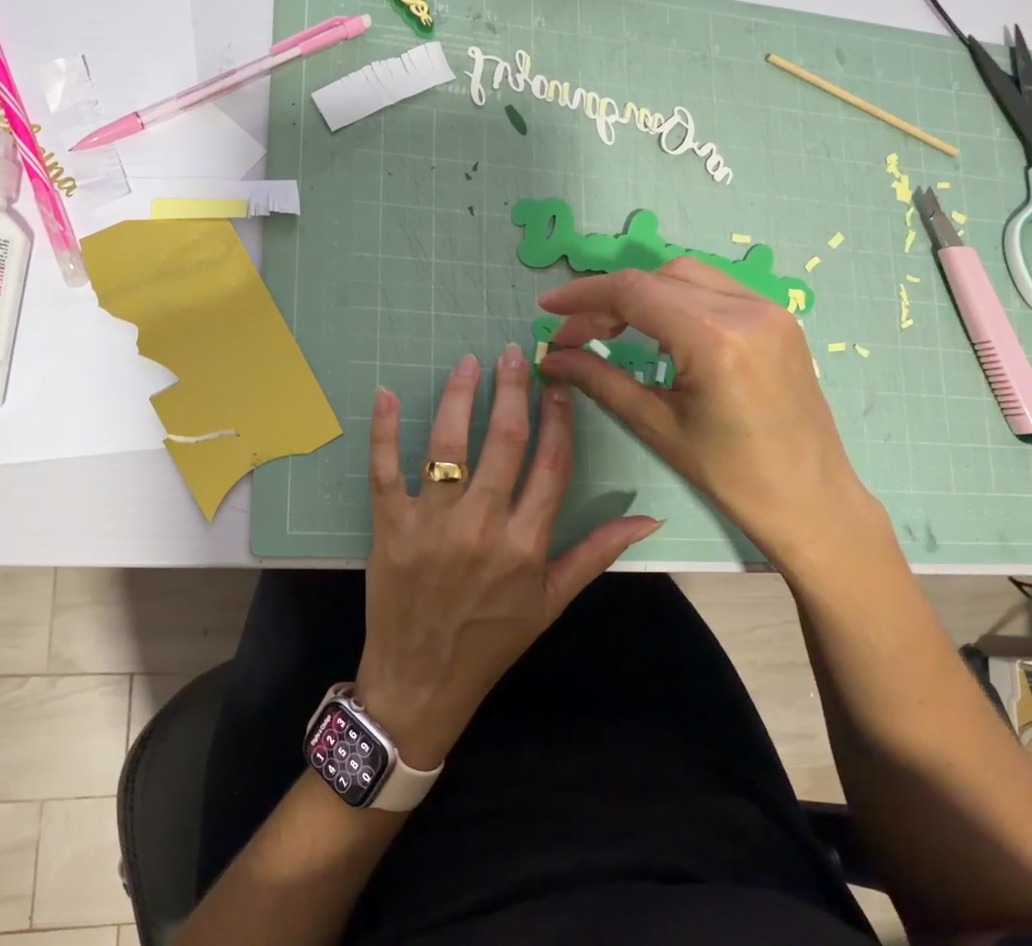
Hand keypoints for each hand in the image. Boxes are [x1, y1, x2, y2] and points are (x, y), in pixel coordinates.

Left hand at [357, 344, 660, 769]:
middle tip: (515, 352)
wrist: (423, 679)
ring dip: (459, 397)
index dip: (559, 418)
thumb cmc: (492, 642)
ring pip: (448, 446)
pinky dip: (383, 431)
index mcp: (527, 543)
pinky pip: (384, 470)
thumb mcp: (551, 603)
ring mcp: (432, 524)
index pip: (552, 464)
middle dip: (513, 390)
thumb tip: (647, 518)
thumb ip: (595, 555)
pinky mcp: (389, 527)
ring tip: (469, 362)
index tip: (559, 383)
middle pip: (504, 442)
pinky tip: (387, 394)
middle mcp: (483, 525)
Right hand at [535, 258, 877, 562]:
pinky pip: (716, 289)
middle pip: (658, 276)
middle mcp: (746, 309)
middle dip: (609, 298)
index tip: (548, 310)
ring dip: (643, 293)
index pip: (634, 292)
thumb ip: (601, 381)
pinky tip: (657, 329)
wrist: (808, 496)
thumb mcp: (657, 425)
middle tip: (575, 334)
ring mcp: (770, 309)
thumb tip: (552, 359)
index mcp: (714, 338)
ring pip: (688, 275)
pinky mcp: (779, 318)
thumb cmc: (729, 474)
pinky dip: (676, 298)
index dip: (583, 296)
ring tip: (610, 329)